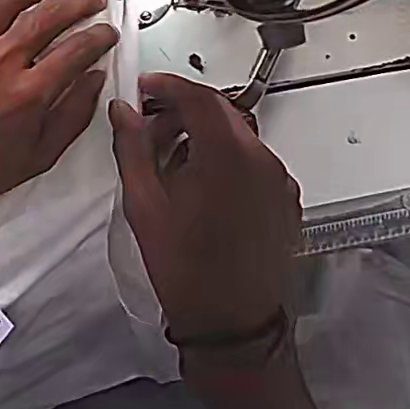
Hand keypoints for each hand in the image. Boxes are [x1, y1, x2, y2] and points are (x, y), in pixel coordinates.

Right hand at [109, 72, 301, 338]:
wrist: (232, 323)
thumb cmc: (187, 269)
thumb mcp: (145, 205)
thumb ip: (132, 148)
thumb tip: (124, 112)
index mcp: (226, 156)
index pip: (198, 97)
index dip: (167, 86)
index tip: (146, 88)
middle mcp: (261, 160)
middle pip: (220, 111)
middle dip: (182, 110)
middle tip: (150, 126)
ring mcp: (278, 180)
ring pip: (237, 135)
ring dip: (203, 135)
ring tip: (172, 162)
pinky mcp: (285, 199)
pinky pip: (253, 161)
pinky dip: (225, 158)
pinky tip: (201, 185)